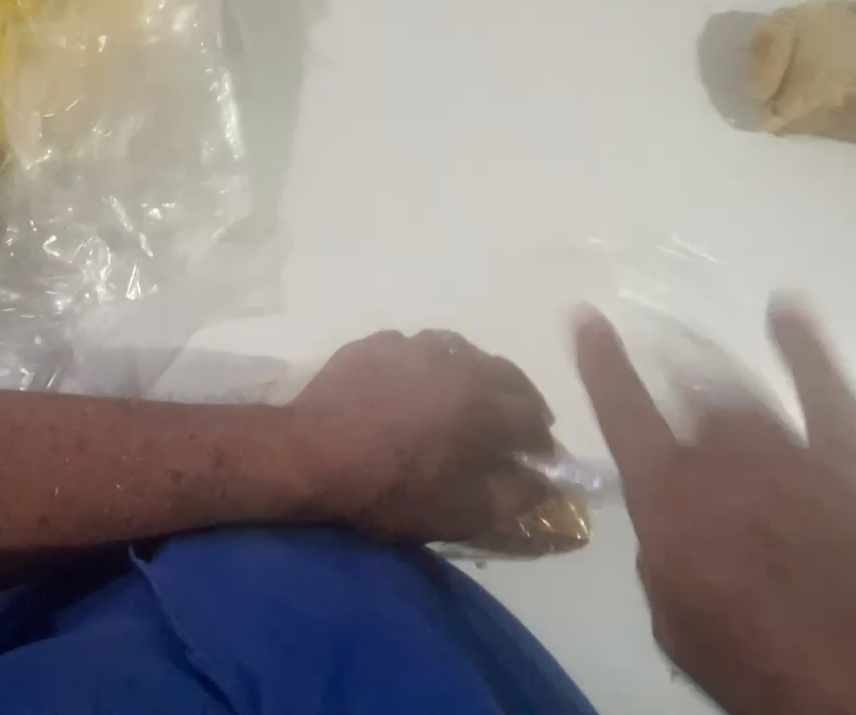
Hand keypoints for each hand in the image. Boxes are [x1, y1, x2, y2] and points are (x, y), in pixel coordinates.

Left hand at [290, 330, 554, 543]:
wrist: (308, 454)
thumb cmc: (387, 489)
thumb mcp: (461, 511)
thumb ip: (515, 494)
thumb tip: (547, 481)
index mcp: (480, 401)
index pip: (531, 413)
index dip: (541, 439)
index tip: (537, 458)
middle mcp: (449, 362)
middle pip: (501, 371)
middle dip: (517, 398)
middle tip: (514, 424)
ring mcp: (405, 346)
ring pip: (456, 349)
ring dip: (472, 372)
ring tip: (466, 397)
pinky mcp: (369, 344)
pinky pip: (410, 347)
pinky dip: (425, 363)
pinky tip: (414, 383)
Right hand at [576, 300, 855, 714]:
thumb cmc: (768, 670)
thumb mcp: (678, 618)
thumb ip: (663, 551)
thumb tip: (671, 523)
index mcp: (666, 496)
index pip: (620, 408)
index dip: (599, 359)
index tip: (584, 316)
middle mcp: (722, 460)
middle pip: (686, 395)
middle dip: (665, 365)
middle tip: (651, 343)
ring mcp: (796, 456)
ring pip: (740, 390)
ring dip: (709, 364)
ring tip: (689, 338)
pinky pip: (830, 392)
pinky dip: (805, 347)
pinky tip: (786, 307)